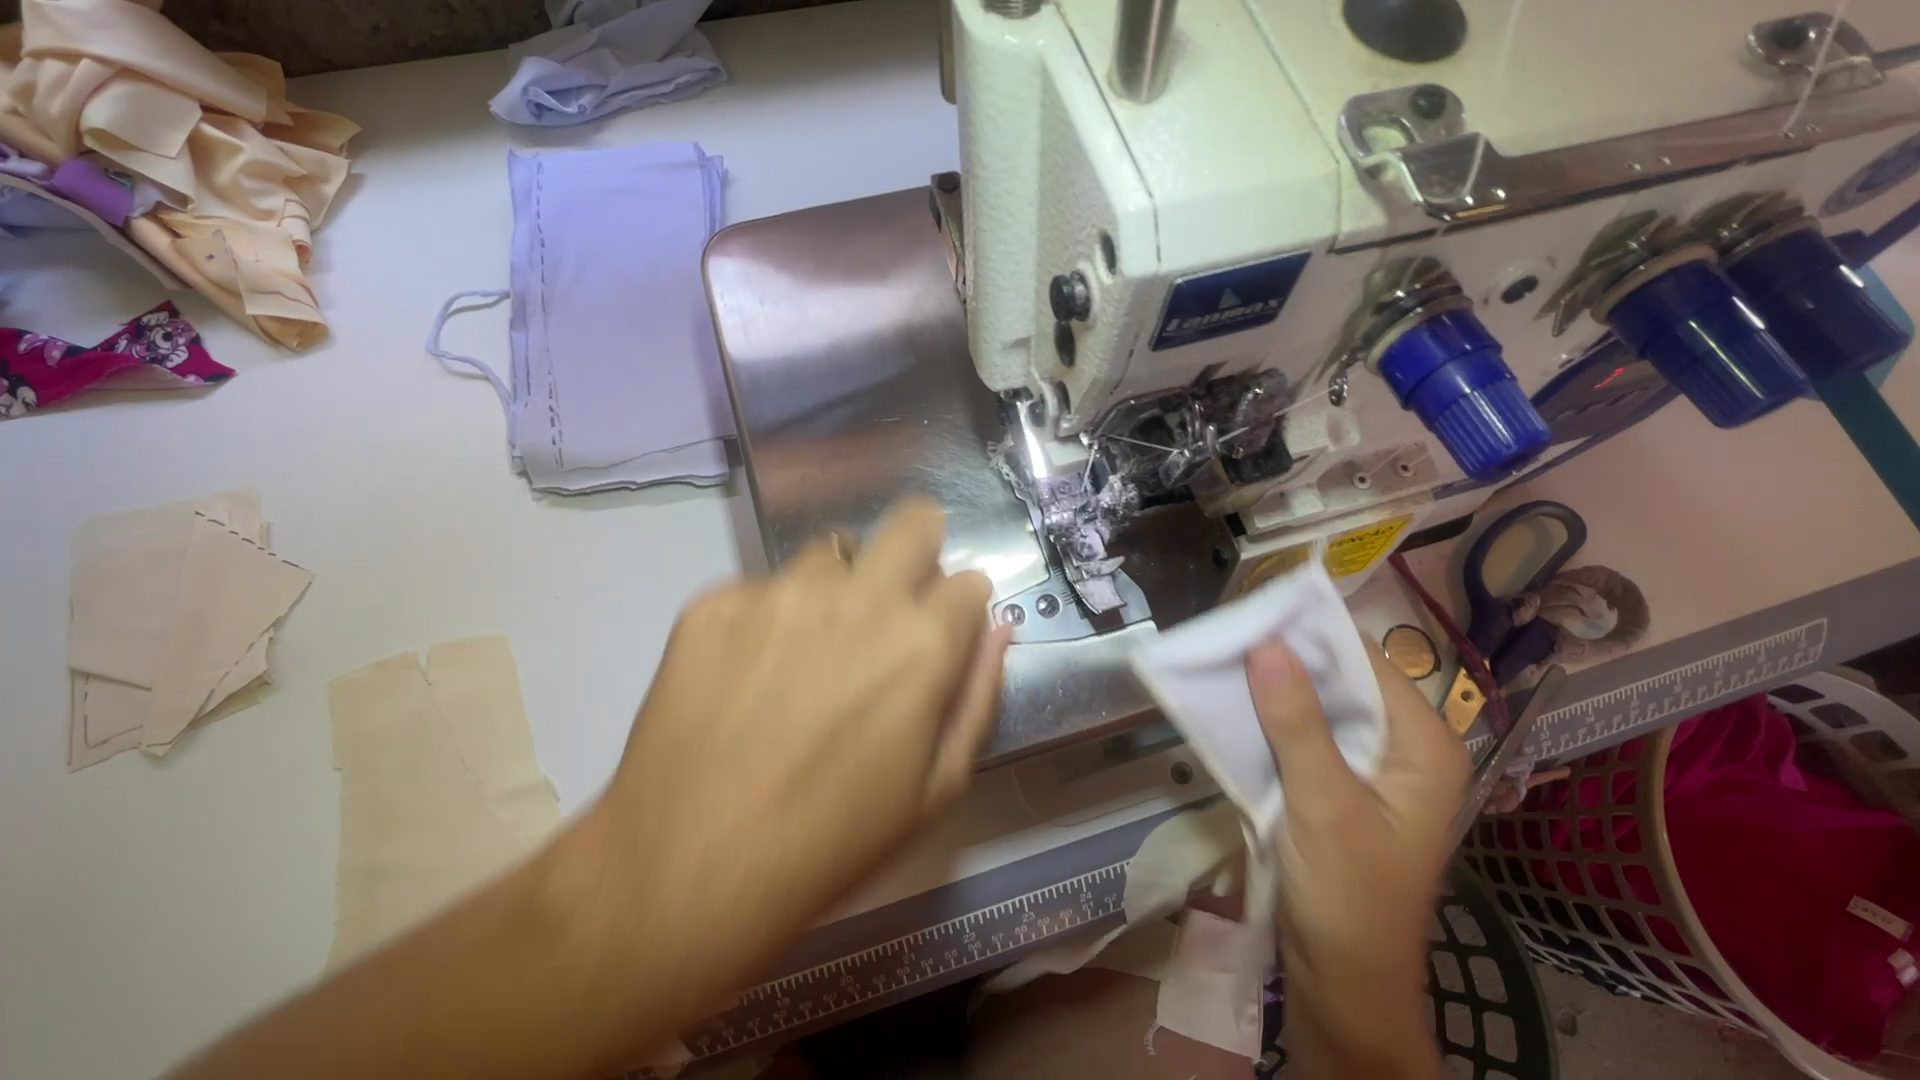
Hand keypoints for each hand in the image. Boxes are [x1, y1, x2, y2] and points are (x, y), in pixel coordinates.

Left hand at [558, 498, 1011, 1014]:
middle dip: (918, 549)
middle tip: (892, 602)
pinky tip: (745, 678)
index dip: (958, 610)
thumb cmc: (832, 842)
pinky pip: (760, 588)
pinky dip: (767, 619)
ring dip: (836, 589)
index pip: (968, 582)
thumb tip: (996, 628)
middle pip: (912, 522)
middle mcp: (857, 597)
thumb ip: (978, 696)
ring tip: (805, 654)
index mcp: (922, 643)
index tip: (939, 637)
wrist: (688, 866)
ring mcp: (779, 592)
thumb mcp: (935, 790)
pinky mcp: (713, 602)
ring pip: (830, 555)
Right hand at [1248, 642, 1466, 1074]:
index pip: (1368, 665)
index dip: (1312, 636)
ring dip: (1277, 693)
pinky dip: (1275, 726)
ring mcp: (1374, 773)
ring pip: (1321, 712)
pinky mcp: (1343, 793)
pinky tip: (1236, 712)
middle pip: (1345, 685)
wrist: (1342, 983)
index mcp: (1425, 746)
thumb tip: (1266, 642)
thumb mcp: (1321, 804)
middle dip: (1290, 663)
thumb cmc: (1348, 896)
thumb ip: (1296, 723)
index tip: (1252, 612)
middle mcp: (1406, 750)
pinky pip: (1309, 742)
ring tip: (1222, 664)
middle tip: (1227, 636)